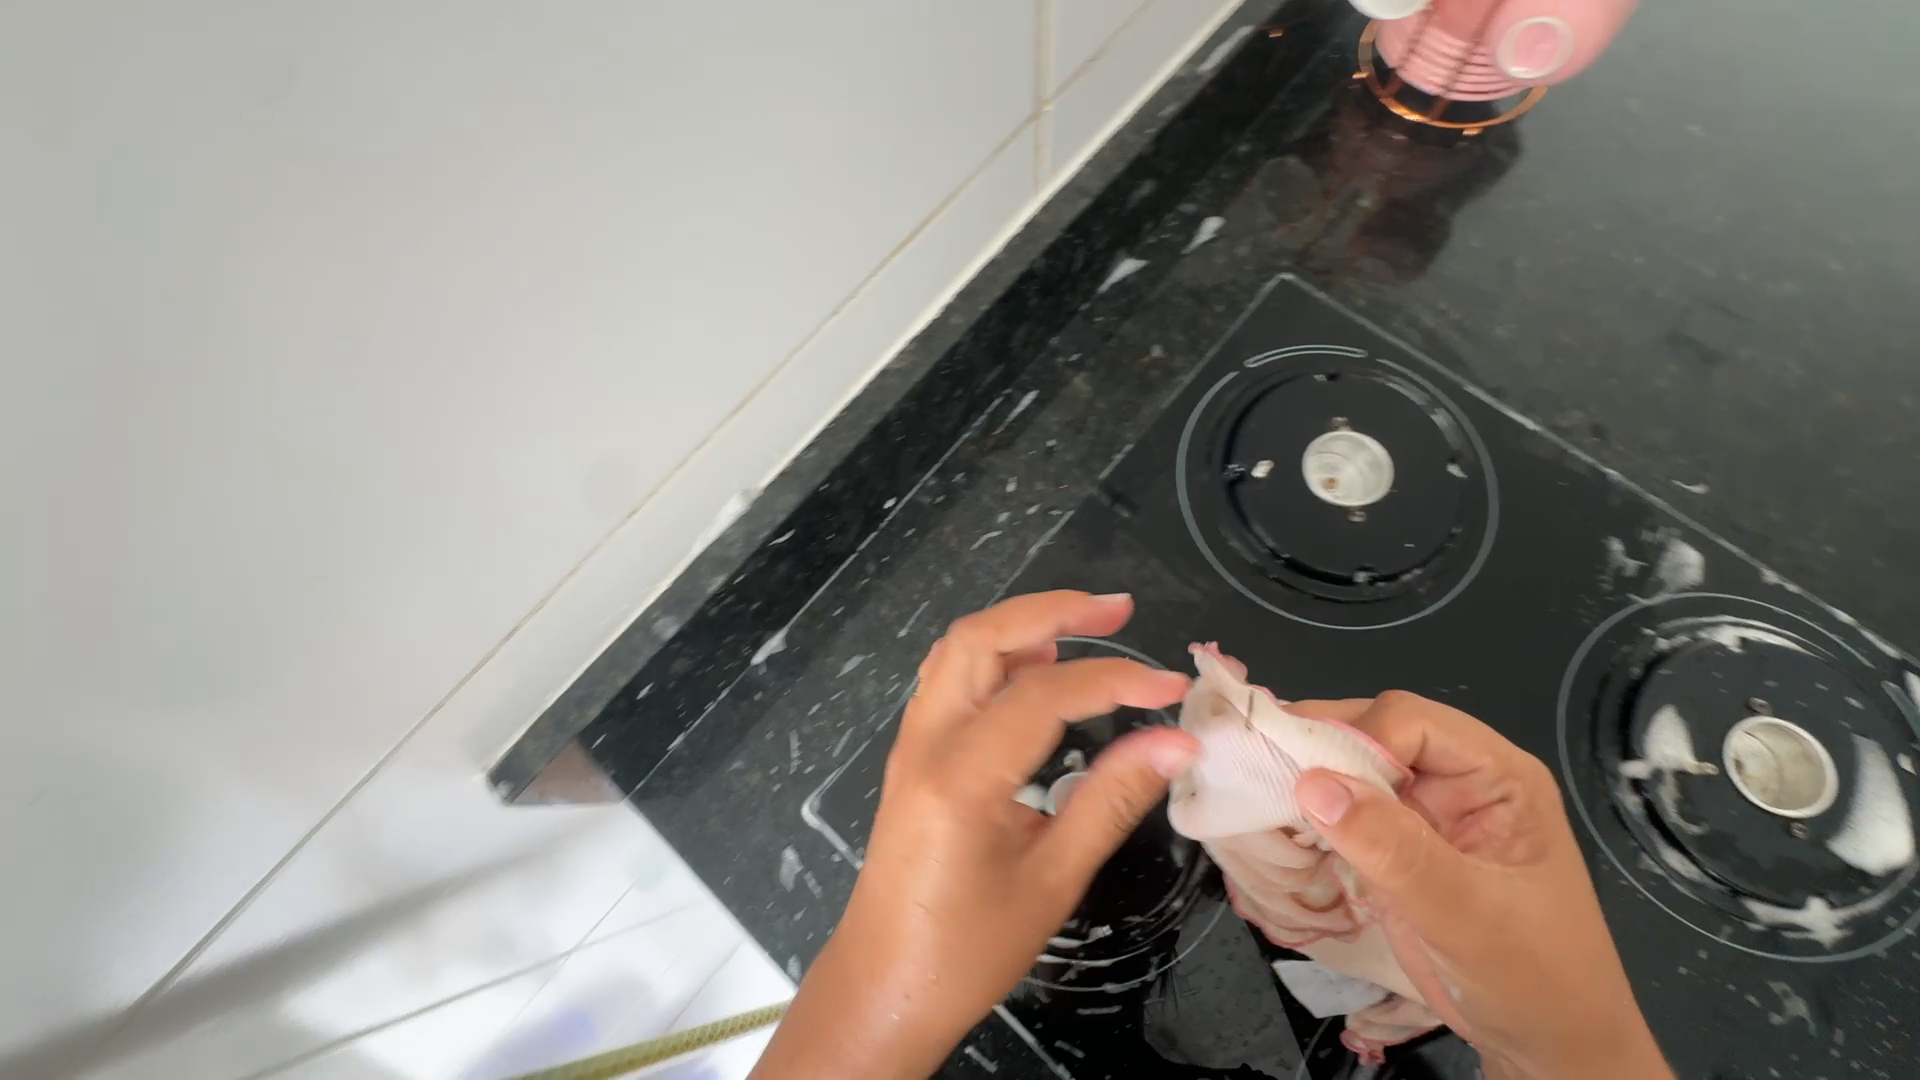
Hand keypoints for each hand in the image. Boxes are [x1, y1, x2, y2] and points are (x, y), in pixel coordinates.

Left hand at [753, 591, 1198, 1079]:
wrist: (883, 984)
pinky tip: (1032, 668)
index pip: (1045, 694)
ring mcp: (912, 740)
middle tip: (1117, 609)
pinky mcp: (913, 750)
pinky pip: (949, 676)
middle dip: (1052, 609)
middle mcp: (927, 739)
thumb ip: (1112, 800)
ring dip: (1019, 624)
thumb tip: (1176, 744)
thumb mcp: (1053, 879)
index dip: (1115, 680)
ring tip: (1082, 627)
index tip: (1171, 687)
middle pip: (981, 637)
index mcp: (962, 774)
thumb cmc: (967, 948)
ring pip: (958, 648)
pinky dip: (994, 653)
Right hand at [1287, 692, 1672, 1079]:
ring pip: (1346, 761)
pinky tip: (1279, 823)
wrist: (1545, 1045)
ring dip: (1304, 776)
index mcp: (1494, 775)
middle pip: (1370, 729)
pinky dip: (1305, 808)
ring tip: (1261, 796)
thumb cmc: (1532, 980)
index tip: (1309, 783)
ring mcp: (1419, 806)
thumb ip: (1394, 849)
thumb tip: (1313, 784)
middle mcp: (1453, 776)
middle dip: (1318, 749)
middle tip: (1263, 775)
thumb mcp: (1467, 917)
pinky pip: (1338, 801)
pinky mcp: (1390, 836)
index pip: (1408, 721)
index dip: (1354, 740)